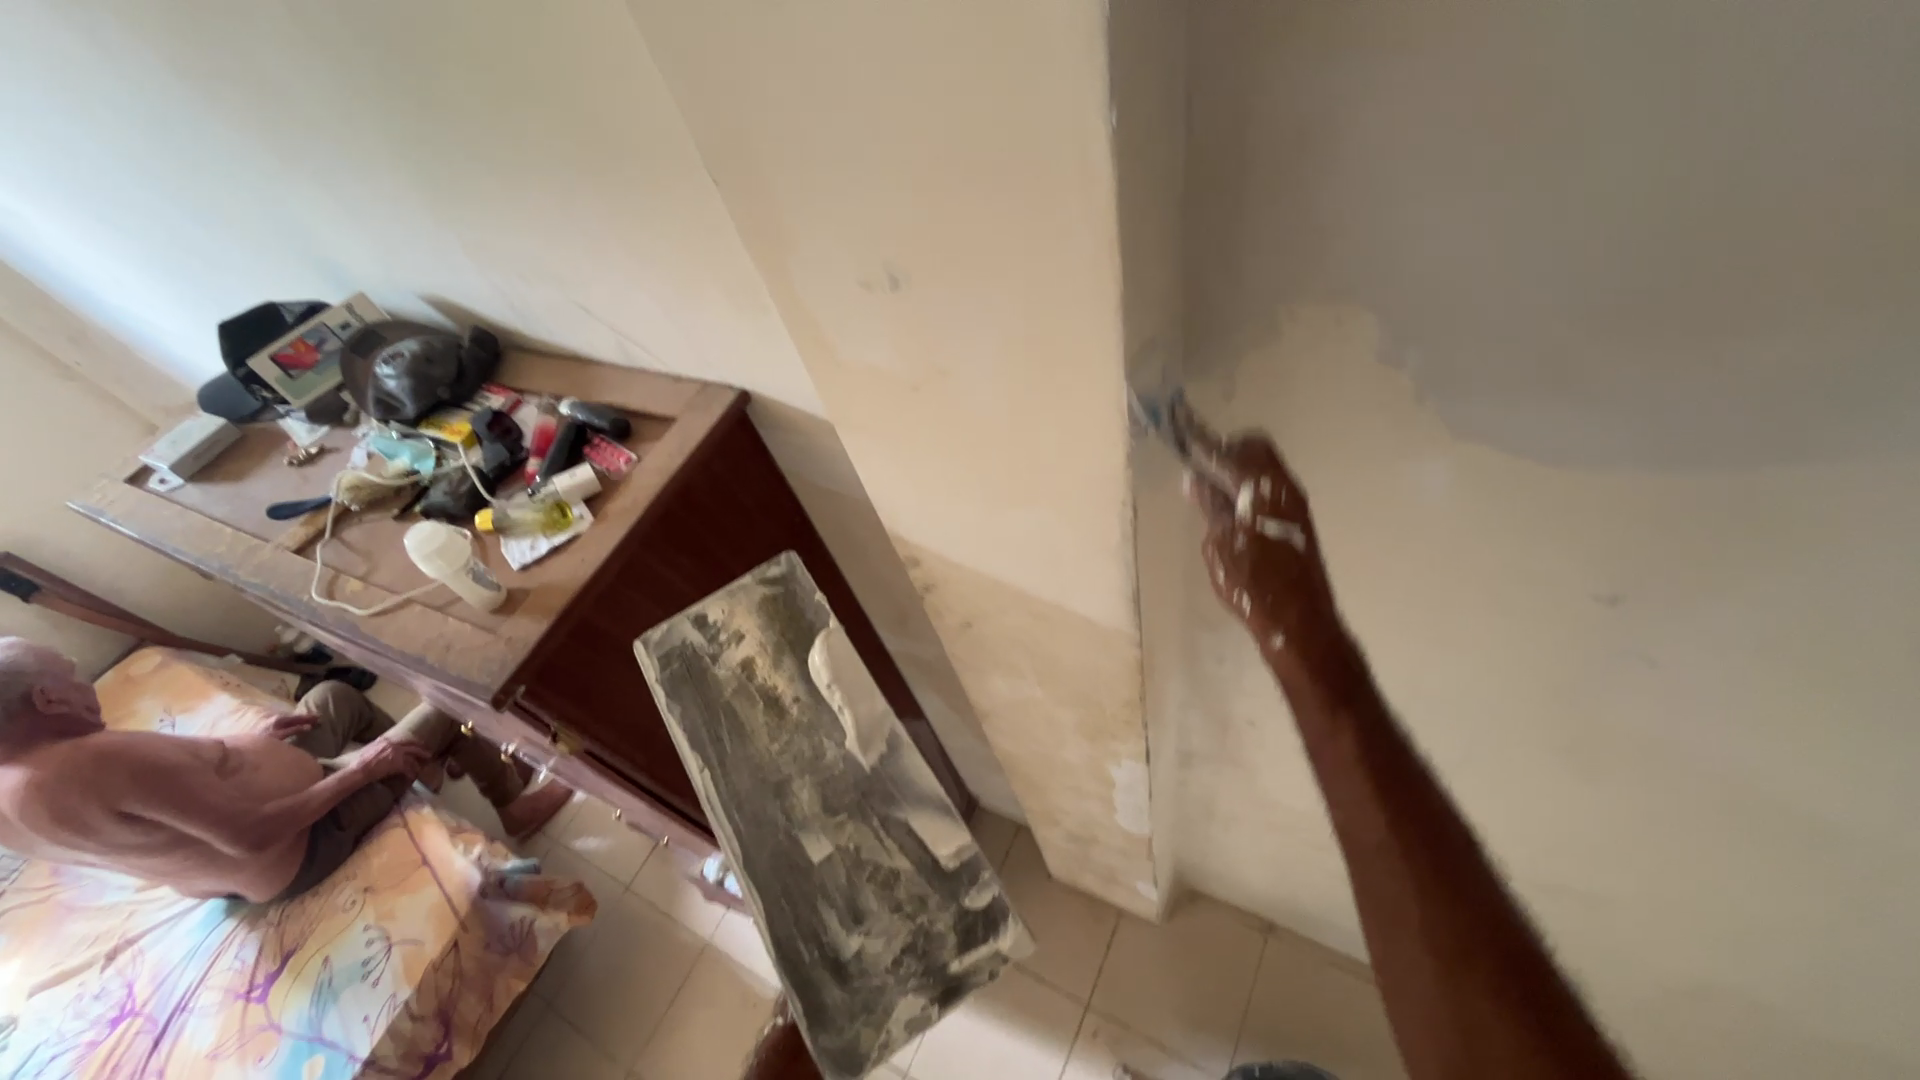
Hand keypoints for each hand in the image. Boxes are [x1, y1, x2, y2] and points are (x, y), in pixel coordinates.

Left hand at [265, 713, 318, 739]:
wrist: (242, 746)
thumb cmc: (262, 739)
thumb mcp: (279, 736)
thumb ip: (294, 730)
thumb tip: (309, 726)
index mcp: (280, 719)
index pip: (299, 717)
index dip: (309, 717)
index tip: (320, 717)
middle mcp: (276, 718)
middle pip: (294, 717)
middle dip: (305, 718)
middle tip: (317, 719)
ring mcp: (271, 722)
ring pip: (288, 719)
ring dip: (298, 720)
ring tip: (307, 722)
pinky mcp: (267, 727)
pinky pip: (283, 722)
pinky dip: (291, 723)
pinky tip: (292, 726)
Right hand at [349, 737, 434, 781]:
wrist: (357, 769)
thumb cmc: (359, 761)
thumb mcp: (370, 748)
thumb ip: (379, 745)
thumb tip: (380, 744)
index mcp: (387, 741)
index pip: (405, 740)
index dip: (413, 743)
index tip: (420, 745)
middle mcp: (394, 745)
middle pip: (413, 747)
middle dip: (422, 751)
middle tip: (429, 755)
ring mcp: (397, 754)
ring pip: (412, 759)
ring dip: (417, 765)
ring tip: (420, 769)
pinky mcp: (398, 763)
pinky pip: (409, 768)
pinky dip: (411, 773)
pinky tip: (412, 777)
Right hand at [1185, 422, 1340, 660]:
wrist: (1299, 618)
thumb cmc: (1252, 583)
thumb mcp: (1219, 545)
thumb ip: (1210, 507)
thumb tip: (1196, 479)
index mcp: (1260, 488)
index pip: (1228, 451)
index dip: (1202, 441)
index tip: (1183, 429)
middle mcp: (1283, 487)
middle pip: (1255, 448)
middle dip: (1227, 448)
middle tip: (1200, 461)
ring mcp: (1294, 503)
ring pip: (1265, 468)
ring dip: (1239, 468)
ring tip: (1211, 485)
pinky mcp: (1297, 520)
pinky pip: (1270, 487)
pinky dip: (1249, 486)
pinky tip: (1232, 507)